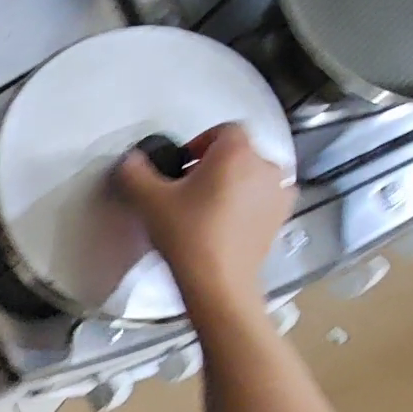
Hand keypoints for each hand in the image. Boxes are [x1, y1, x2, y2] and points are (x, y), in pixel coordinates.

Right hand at [117, 122, 296, 319]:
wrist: (218, 282)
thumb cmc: (186, 235)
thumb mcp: (148, 202)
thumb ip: (135, 174)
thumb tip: (131, 160)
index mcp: (236, 153)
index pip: (222, 129)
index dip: (198, 143)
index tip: (179, 168)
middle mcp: (265, 165)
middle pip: (238, 153)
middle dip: (213, 166)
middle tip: (187, 192)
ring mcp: (279, 191)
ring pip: (251, 176)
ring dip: (231, 185)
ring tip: (205, 210)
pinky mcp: (281, 216)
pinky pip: (262, 198)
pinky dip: (246, 204)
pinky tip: (225, 224)